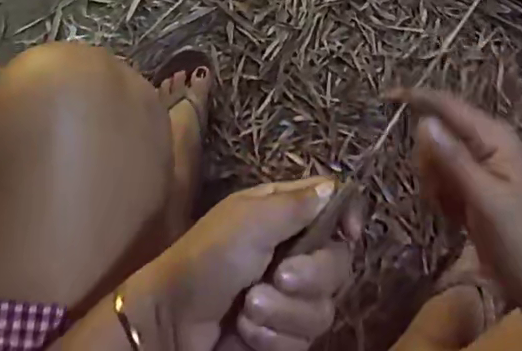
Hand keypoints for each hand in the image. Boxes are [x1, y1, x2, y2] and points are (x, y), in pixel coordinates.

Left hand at [129, 177, 357, 350]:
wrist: (172, 324)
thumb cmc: (208, 257)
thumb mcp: (250, 219)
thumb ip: (296, 204)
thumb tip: (335, 187)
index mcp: (286, 212)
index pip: (335, 204)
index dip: (349, 216)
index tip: (349, 232)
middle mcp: (295, 249)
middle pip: (339, 261)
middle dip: (311, 275)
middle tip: (278, 275)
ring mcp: (290, 295)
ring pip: (324, 308)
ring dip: (284, 311)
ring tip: (248, 307)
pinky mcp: (283, 334)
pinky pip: (304, 340)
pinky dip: (275, 337)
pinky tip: (247, 332)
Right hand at [392, 89, 521, 310]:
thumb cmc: (521, 243)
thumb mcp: (485, 200)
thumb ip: (453, 160)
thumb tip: (423, 121)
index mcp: (494, 137)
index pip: (448, 105)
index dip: (417, 98)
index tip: (386, 96)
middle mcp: (487, 143)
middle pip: (438, 132)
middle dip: (430, 161)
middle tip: (440, 193)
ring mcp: (481, 165)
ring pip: (437, 157)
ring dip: (435, 183)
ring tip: (453, 211)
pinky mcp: (474, 186)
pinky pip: (442, 179)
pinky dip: (441, 196)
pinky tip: (456, 217)